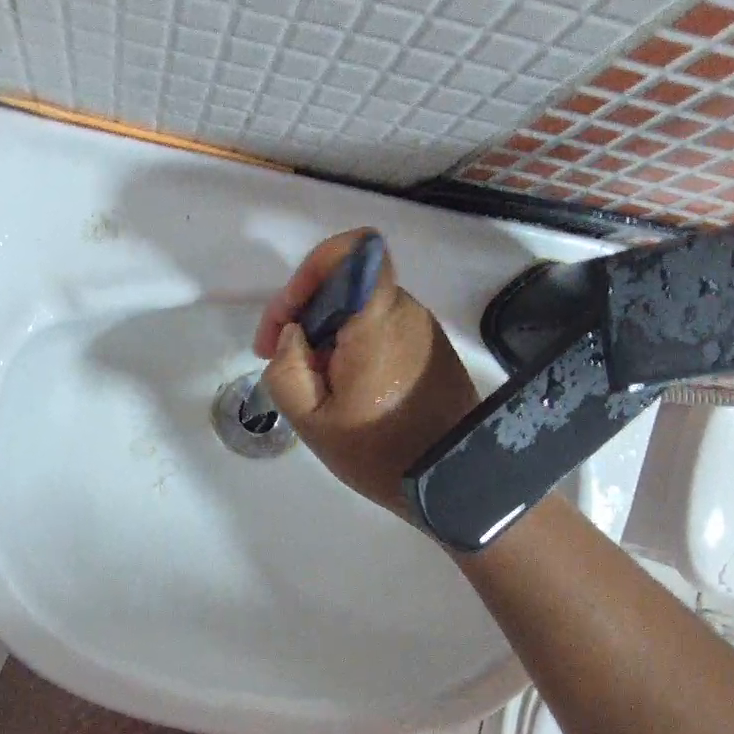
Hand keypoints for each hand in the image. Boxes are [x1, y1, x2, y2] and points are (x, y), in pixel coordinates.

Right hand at [256, 228, 480, 515]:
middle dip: (307, 311)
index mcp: (378, 321)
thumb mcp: (311, 420)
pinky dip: (353, 347)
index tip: (293, 315)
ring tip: (313, 384)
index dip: (315, 267)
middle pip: (348, 282)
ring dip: (328, 333)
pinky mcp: (431, 350)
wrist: (453, 484)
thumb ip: (286, 367)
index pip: (355, 249)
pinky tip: (344, 391)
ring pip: (362, 307)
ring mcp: (423, 329)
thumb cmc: (378, 453)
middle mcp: (407, 312)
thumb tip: (293, 333)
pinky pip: (381, 329)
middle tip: (280, 357)